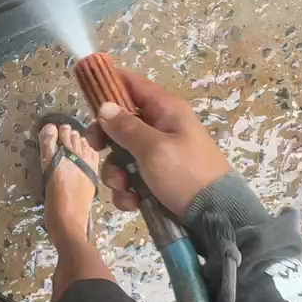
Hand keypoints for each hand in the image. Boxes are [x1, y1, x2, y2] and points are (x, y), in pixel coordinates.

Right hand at [90, 67, 230, 217]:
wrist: (215, 217)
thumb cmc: (186, 174)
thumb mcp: (153, 148)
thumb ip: (126, 127)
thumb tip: (104, 107)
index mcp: (165, 110)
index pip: (132, 84)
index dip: (108, 85)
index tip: (86, 96)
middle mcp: (160, 128)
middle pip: (119, 122)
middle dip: (105, 139)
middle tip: (97, 149)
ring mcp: (157, 155)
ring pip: (121, 154)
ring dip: (115, 172)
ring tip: (125, 187)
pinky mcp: (155, 179)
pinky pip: (130, 178)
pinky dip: (127, 191)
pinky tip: (133, 202)